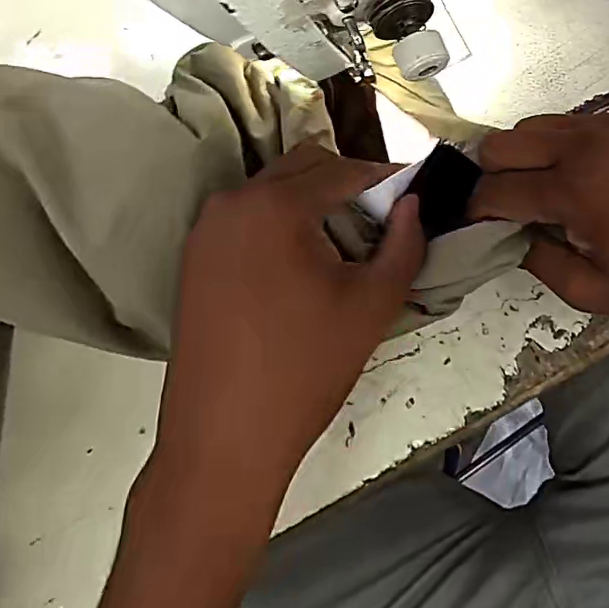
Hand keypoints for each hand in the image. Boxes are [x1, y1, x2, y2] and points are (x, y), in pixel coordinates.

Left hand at [88, 144, 422, 607]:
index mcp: (277, 207)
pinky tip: (304, 262)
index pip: (345, 170)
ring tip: (345, 242)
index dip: (386, 179)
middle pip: (306, 167)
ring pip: (275, 187)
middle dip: (349, 182)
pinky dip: (283, 219)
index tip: (414, 195)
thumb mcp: (375, 302)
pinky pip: (250, 214)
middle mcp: (234, 202)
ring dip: (315, 199)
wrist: (223, 441)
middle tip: (381, 220)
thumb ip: (405, 242)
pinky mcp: (194, 256)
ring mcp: (207, 228)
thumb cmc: (307, 368)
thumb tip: (413, 203)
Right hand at [469, 113, 608, 316]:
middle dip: (490, 178)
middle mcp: (580, 147)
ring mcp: (600, 127)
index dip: (476, 211)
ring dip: (517, 158)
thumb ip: (536, 261)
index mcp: (573, 191)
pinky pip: (560, 122)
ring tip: (536, 191)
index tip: (476, 227)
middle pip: (499, 145)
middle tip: (506, 210)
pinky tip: (566, 175)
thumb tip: (507, 234)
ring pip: (526, 126)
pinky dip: (548, 145)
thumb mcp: (590, 291)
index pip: (496, 190)